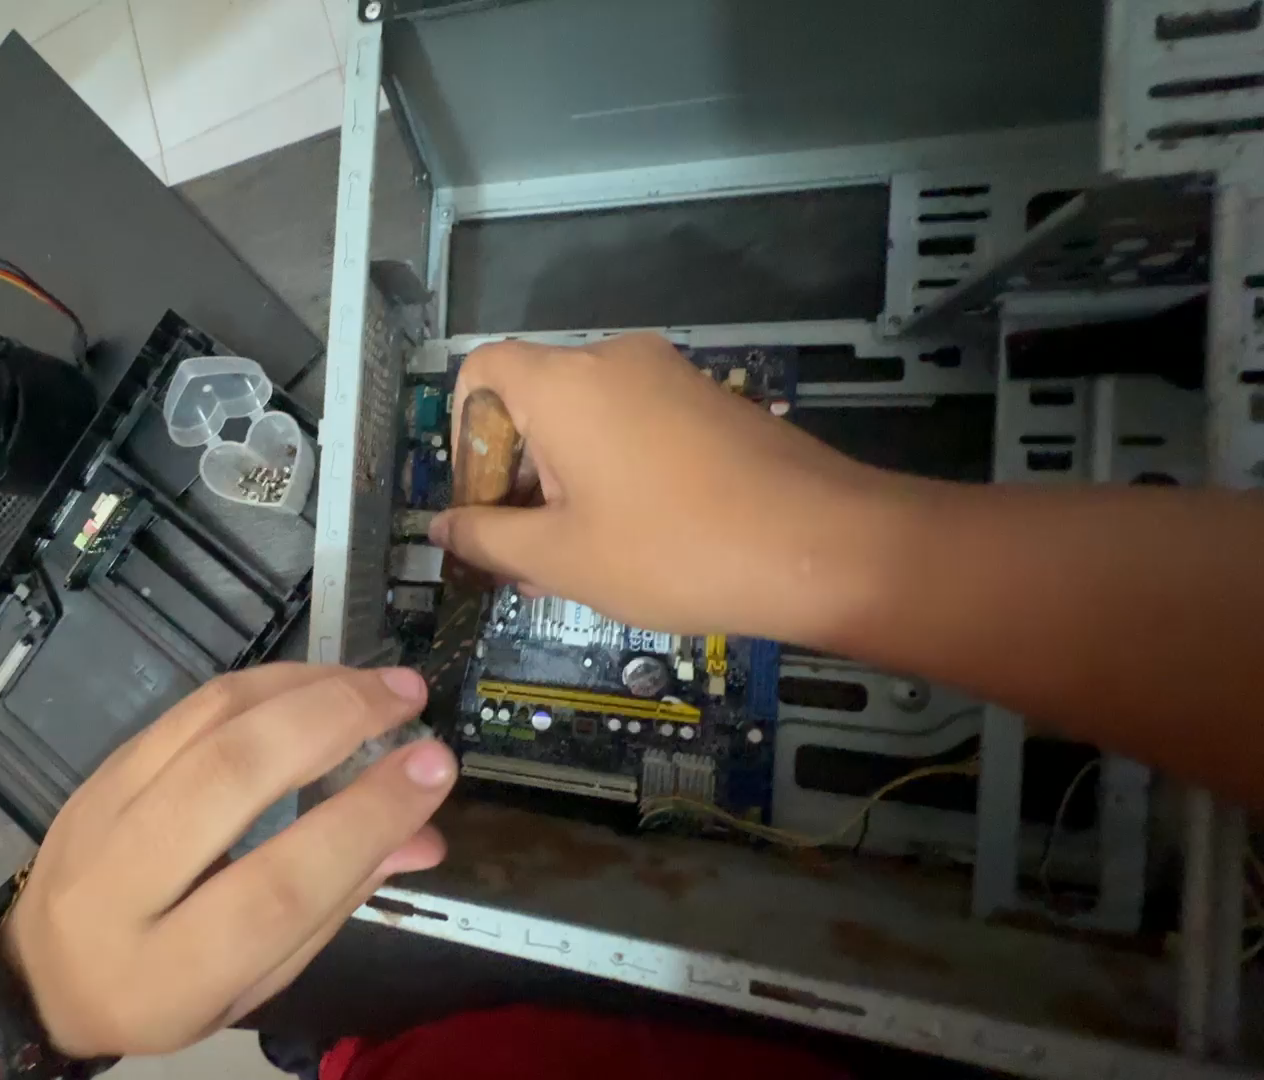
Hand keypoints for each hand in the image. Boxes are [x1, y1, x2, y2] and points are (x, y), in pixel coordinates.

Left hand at [0, 664, 455, 1057]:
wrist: (44, 968)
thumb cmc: (165, 989)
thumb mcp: (253, 983)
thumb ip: (334, 905)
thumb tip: (423, 834)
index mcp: (169, 972)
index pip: (279, 885)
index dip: (365, 818)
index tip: (433, 767)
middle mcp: (123, 880)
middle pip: (231, 776)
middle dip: (333, 721)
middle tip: (407, 696)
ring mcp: (105, 807)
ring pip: (209, 721)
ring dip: (305, 686)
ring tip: (375, 682)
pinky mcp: (107, 763)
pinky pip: (192, 703)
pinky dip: (267, 681)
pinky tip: (317, 680)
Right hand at [431, 334, 903, 640]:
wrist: (829, 549)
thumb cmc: (672, 550)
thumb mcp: (558, 557)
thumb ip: (485, 538)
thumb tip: (442, 529)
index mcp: (563, 385)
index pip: (480, 370)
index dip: (463, 432)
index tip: (481, 497)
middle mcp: (611, 362)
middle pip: (528, 401)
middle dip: (510, 474)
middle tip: (522, 548)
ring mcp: (665, 376)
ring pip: (578, 419)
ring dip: (556, 481)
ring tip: (571, 555)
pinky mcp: (704, 401)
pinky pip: (626, 425)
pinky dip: (604, 470)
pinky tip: (623, 535)